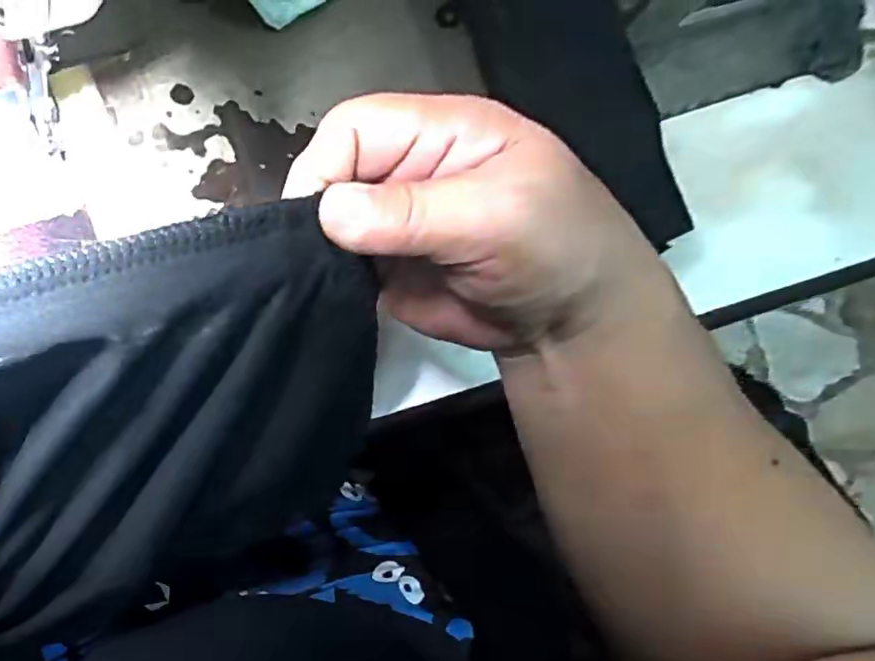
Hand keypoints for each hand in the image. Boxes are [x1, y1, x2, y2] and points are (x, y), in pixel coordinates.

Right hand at [283, 93, 673, 352]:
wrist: (563, 318)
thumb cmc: (553, 246)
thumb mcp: (491, 216)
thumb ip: (411, 212)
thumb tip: (328, 212)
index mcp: (436, 134)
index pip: (352, 129)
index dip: (323, 167)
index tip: (315, 221)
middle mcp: (403, 173)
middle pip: (329, 174)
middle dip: (312, 212)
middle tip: (316, 258)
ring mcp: (387, 226)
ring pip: (324, 225)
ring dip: (314, 252)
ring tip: (320, 280)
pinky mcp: (379, 270)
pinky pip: (334, 268)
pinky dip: (324, 281)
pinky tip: (327, 295)